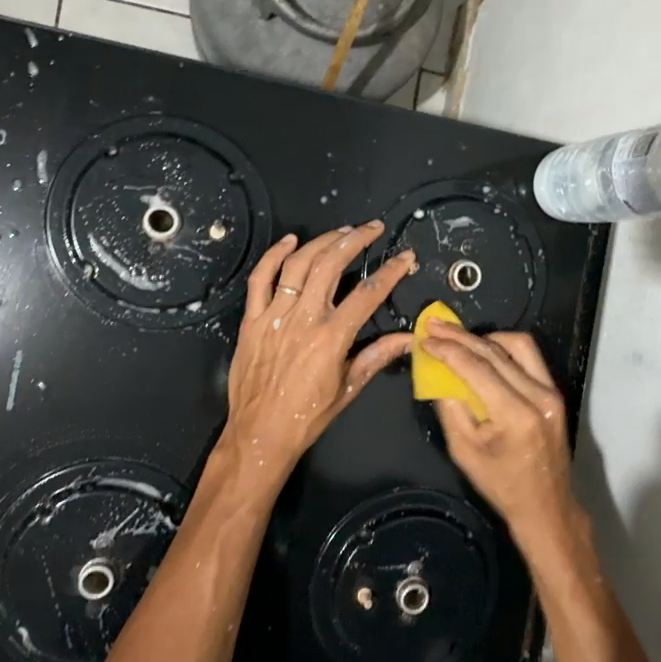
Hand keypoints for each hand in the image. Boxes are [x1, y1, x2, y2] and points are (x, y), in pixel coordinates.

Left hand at [221, 221, 416, 485]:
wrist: (260, 433)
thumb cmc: (307, 416)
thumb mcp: (348, 388)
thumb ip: (377, 356)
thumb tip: (409, 338)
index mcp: (331, 338)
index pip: (367, 294)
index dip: (390, 272)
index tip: (404, 258)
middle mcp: (303, 319)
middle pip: (331, 265)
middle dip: (355, 240)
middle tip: (372, 228)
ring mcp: (274, 316)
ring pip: (298, 264)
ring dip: (322, 242)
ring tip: (341, 231)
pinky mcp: (251, 319)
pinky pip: (260, 278)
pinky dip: (274, 255)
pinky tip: (290, 241)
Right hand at [419, 322, 577, 538]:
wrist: (546, 505)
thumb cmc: (501, 485)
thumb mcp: (464, 451)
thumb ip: (450, 407)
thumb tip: (435, 372)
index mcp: (515, 414)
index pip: (477, 368)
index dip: (448, 350)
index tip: (424, 339)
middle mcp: (538, 396)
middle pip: (495, 352)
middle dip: (461, 337)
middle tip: (434, 326)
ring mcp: (550, 392)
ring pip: (517, 346)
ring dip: (485, 337)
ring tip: (457, 337)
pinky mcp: (554, 392)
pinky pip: (529, 357)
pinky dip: (504, 348)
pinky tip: (483, 350)